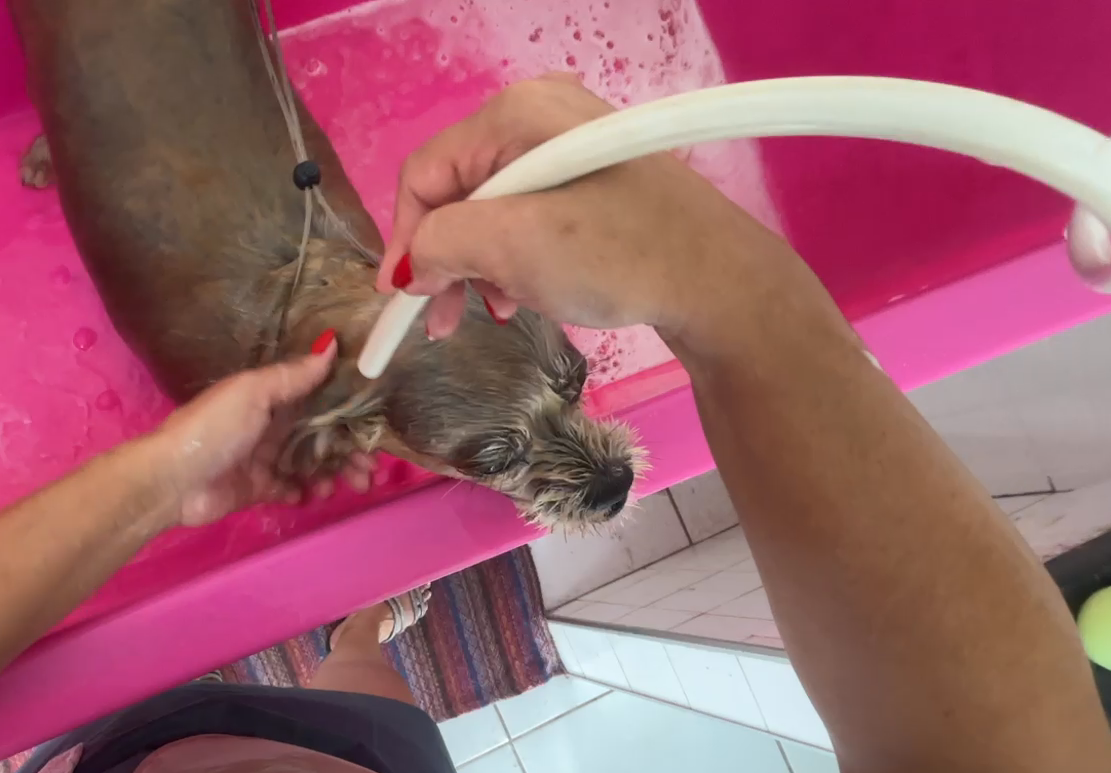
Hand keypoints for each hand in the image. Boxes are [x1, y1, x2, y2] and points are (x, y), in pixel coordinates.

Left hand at [141, 335, 375, 526]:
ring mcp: (264, 459)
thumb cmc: (214, 429)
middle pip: (320, 437)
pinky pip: (290, 490)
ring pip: (310, 465)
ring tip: (347, 486)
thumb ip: (293, 374)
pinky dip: (304, 492)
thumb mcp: (253, 392)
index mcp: (270, 397)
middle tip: (369, 470)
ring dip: (333, 474)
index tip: (374, 428)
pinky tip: (311, 495)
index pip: (318, 401)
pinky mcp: (257, 489)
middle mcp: (270, 426)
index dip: (348, 414)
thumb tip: (332, 342)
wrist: (173, 480)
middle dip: (348, 452)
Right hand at [377, 73, 837, 358]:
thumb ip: (439, 246)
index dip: (403, 240)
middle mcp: (534, 117)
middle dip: (441, 260)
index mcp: (513, 115)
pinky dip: (506, 261)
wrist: (711, 279)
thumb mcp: (510, 247)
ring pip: (484, 212)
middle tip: (439, 319)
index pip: (423, 176)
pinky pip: (519, 218)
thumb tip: (408, 268)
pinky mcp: (582, 179)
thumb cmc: (610, 255)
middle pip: (453, 194)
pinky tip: (518, 295)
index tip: (399, 298)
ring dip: (474, 268)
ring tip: (491, 311)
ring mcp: (561, 147)